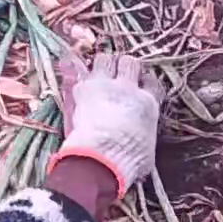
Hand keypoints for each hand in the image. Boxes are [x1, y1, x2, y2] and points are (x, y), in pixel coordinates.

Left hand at [50, 52, 163, 200]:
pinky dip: (73, 68)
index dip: (145, 83)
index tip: (140, 89)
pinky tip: (70, 68)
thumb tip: (143, 141)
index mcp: (148, 105)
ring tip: (98, 75)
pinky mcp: (82, 88)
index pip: (152, 83)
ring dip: (102, 65)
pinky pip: (76, 68)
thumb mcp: (146, 153)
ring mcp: (104, 85)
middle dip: (124, 67)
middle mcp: (128, 89)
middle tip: (118, 78)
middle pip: (130, 63)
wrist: (102, 159)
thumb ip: (145, 138)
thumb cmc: (128, 162)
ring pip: (105, 59)